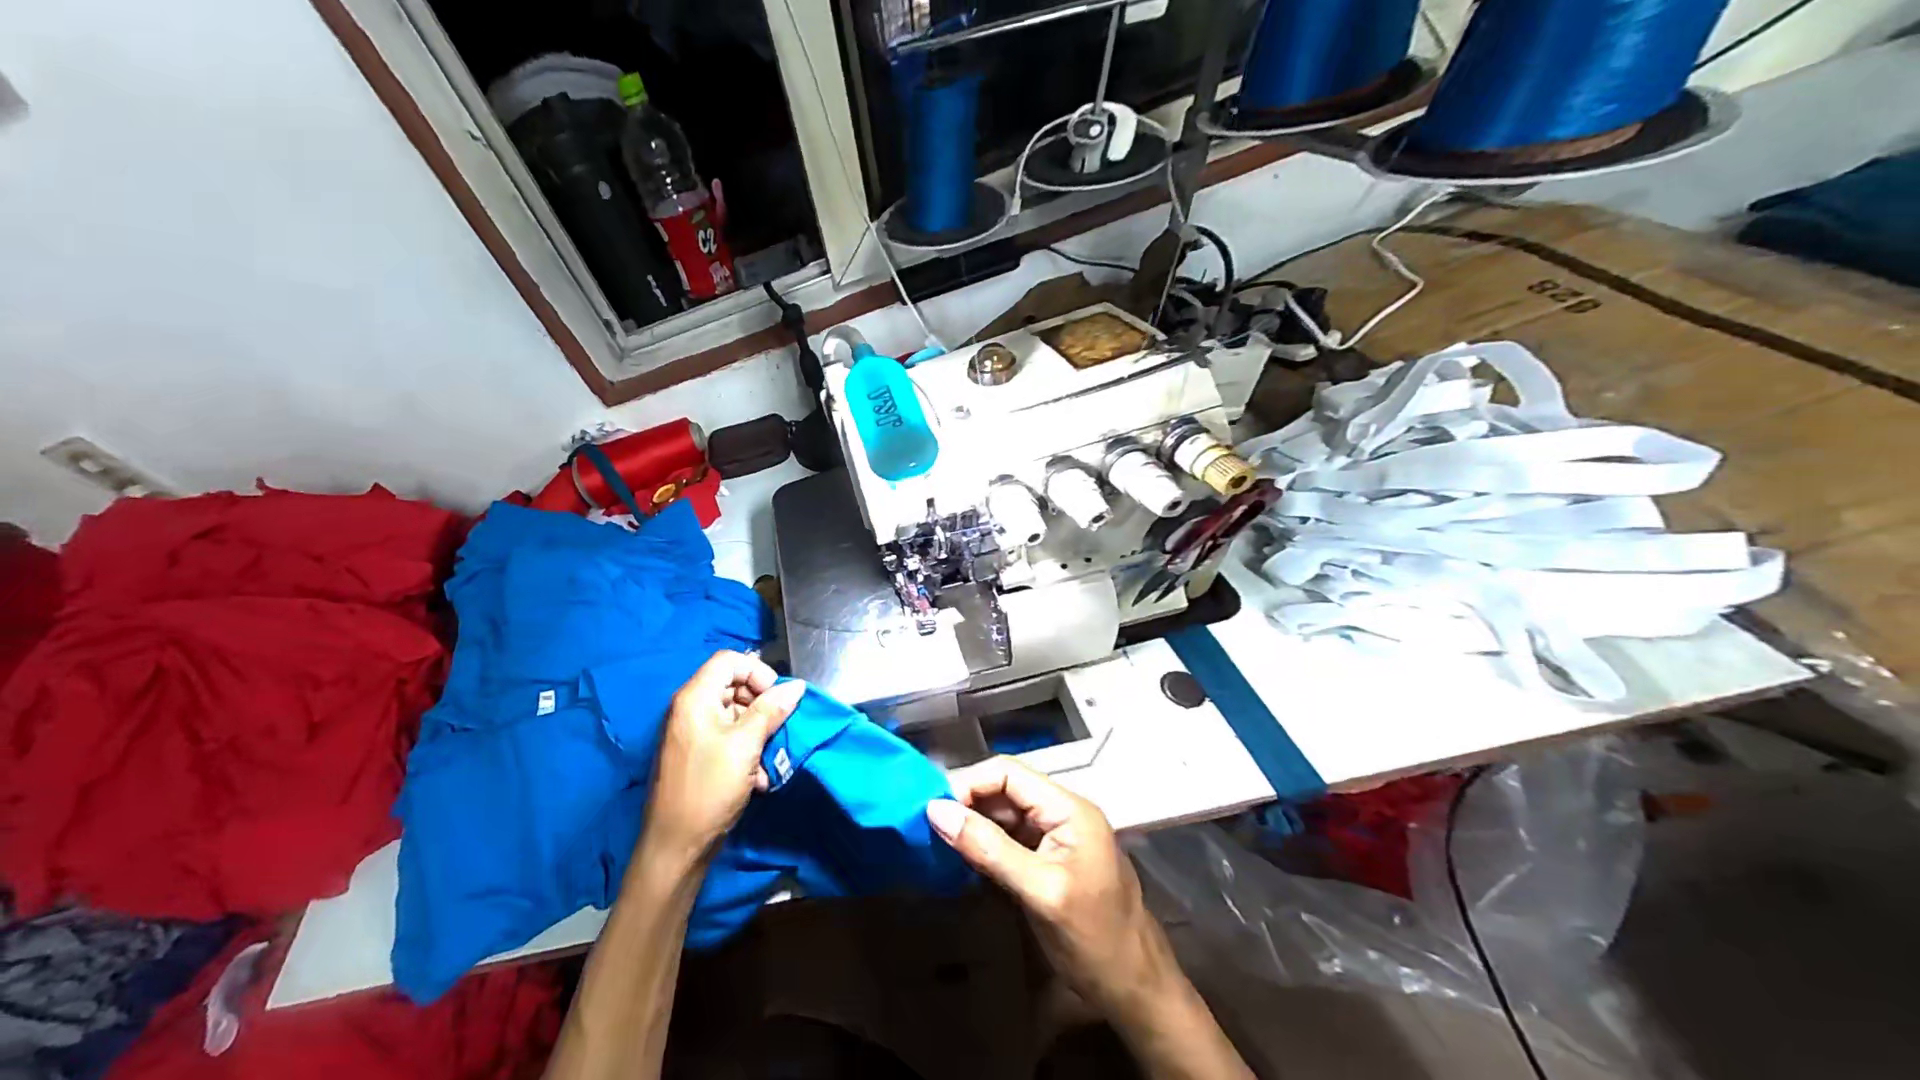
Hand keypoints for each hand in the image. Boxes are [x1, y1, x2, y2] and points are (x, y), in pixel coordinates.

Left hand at [645, 651, 804, 867]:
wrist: (676, 846)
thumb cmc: (710, 788)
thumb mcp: (746, 744)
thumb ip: (771, 710)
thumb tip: (797, 686)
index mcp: (695, 698)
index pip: (729, 661)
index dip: (758, 672)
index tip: (778, 697)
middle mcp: (690, 709)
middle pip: (733, 685)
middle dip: (762, 704)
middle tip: (779, 727)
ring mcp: (693, 733)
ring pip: (736, 713)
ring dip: (759, 731)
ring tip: (769, 758)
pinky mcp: (698, 755)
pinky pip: (728, 737)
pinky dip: (747, 749)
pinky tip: (758, 776)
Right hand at [925, 757, 1181, 1024]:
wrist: (1135, 988)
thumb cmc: (1094, 938)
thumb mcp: (1038, 891)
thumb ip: (989, 848)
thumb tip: (936, 811)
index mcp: (1068, 808)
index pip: (1009, 773)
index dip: (969, 784)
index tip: (932, 809)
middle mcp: (1062, 812)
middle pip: (1005, 790)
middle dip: (967, 803)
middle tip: (928, 827)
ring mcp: (1056, 836)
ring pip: (1004, 814)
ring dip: (972, 824)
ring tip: (937, 841)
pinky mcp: (1048, 860)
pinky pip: (1009, 839)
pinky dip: (984, 844)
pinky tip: (961, 858)